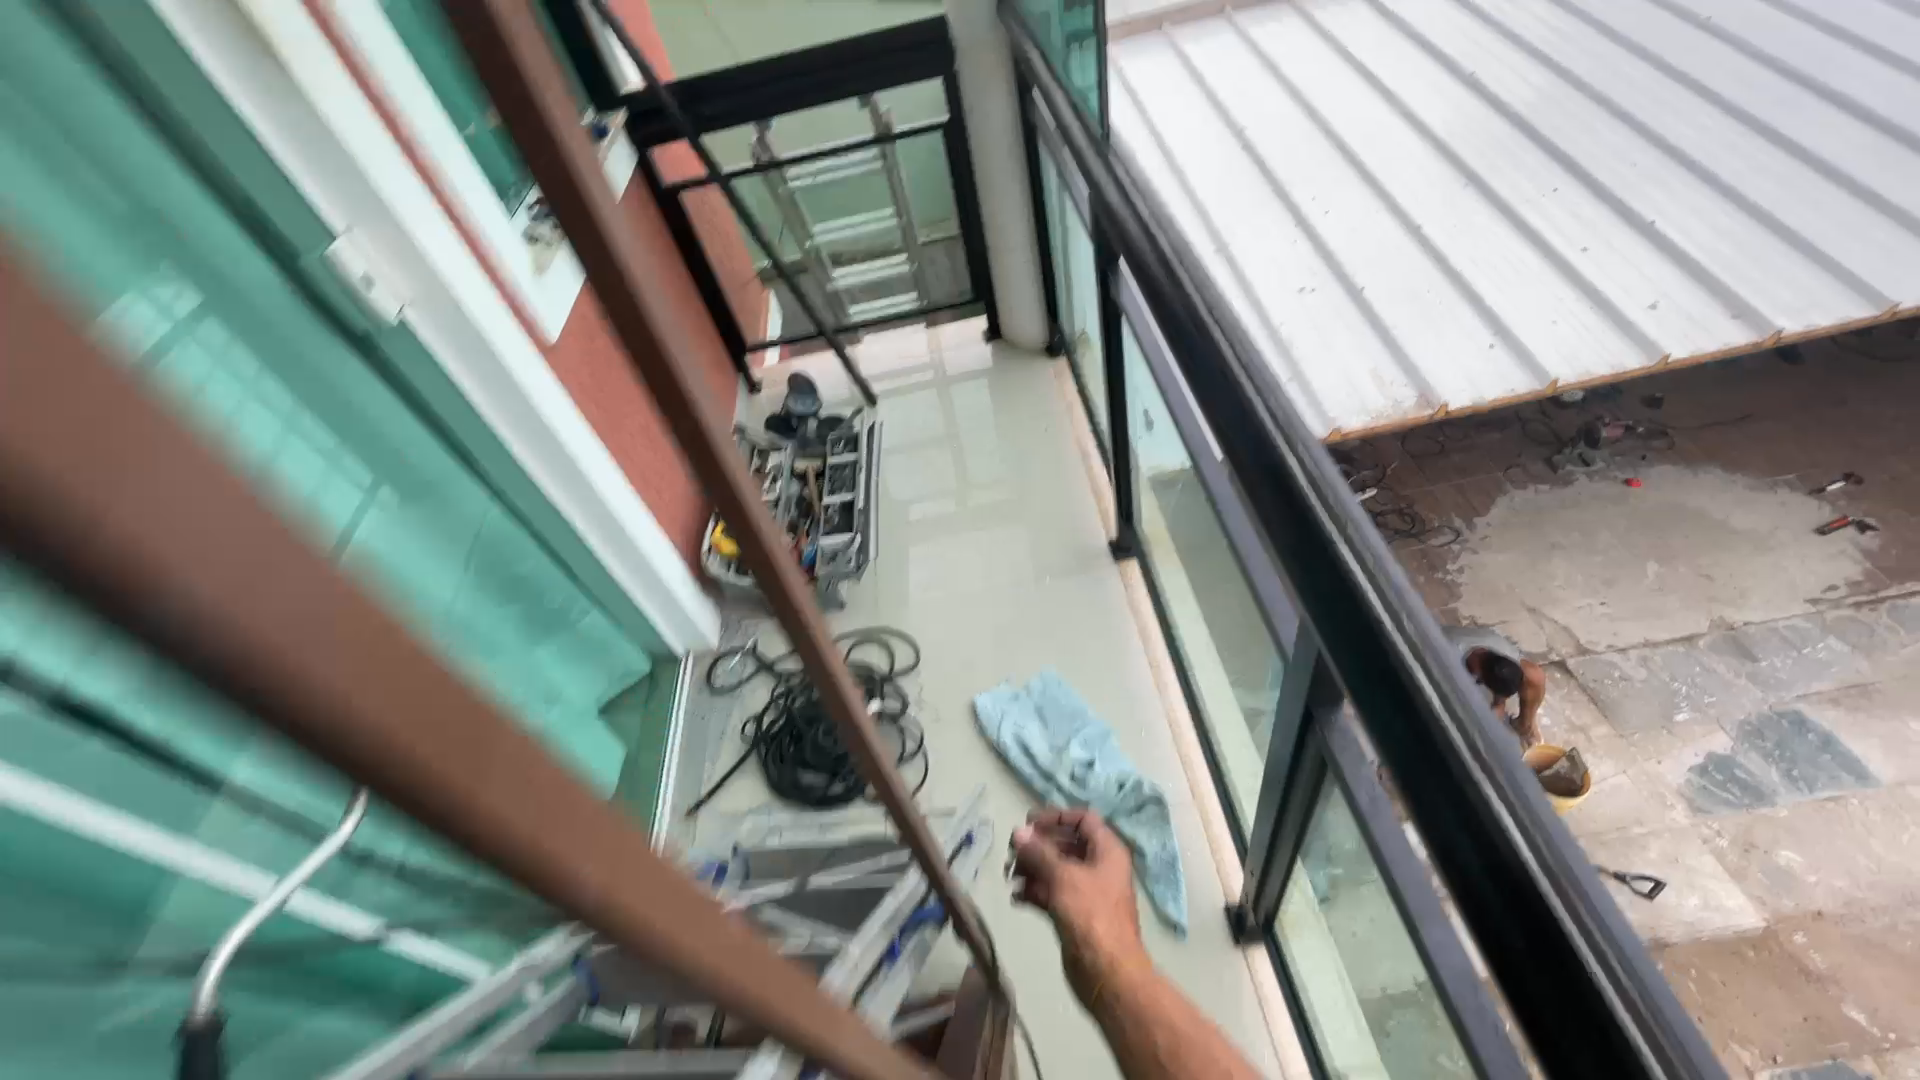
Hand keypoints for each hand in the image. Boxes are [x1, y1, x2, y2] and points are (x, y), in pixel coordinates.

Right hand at [1010, 808, 1149, 1006]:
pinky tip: (1016, 897)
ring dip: (1032, 869)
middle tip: (1012, 851)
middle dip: (1038, 846)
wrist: (1107, 972)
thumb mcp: (1063, 876)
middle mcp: (1099, 867)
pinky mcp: (1075, 915)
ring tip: (1009, 876)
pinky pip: (1052, 893)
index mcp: (1107, 851)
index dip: (1056, 817)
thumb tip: (1018, 832)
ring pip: (1056, 870)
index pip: (1083, 820)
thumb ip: (1038, 852)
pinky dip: (1035, 891)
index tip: (1028, 823)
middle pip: (1066, 844)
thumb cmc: (1090, 914)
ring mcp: (1087, 892)